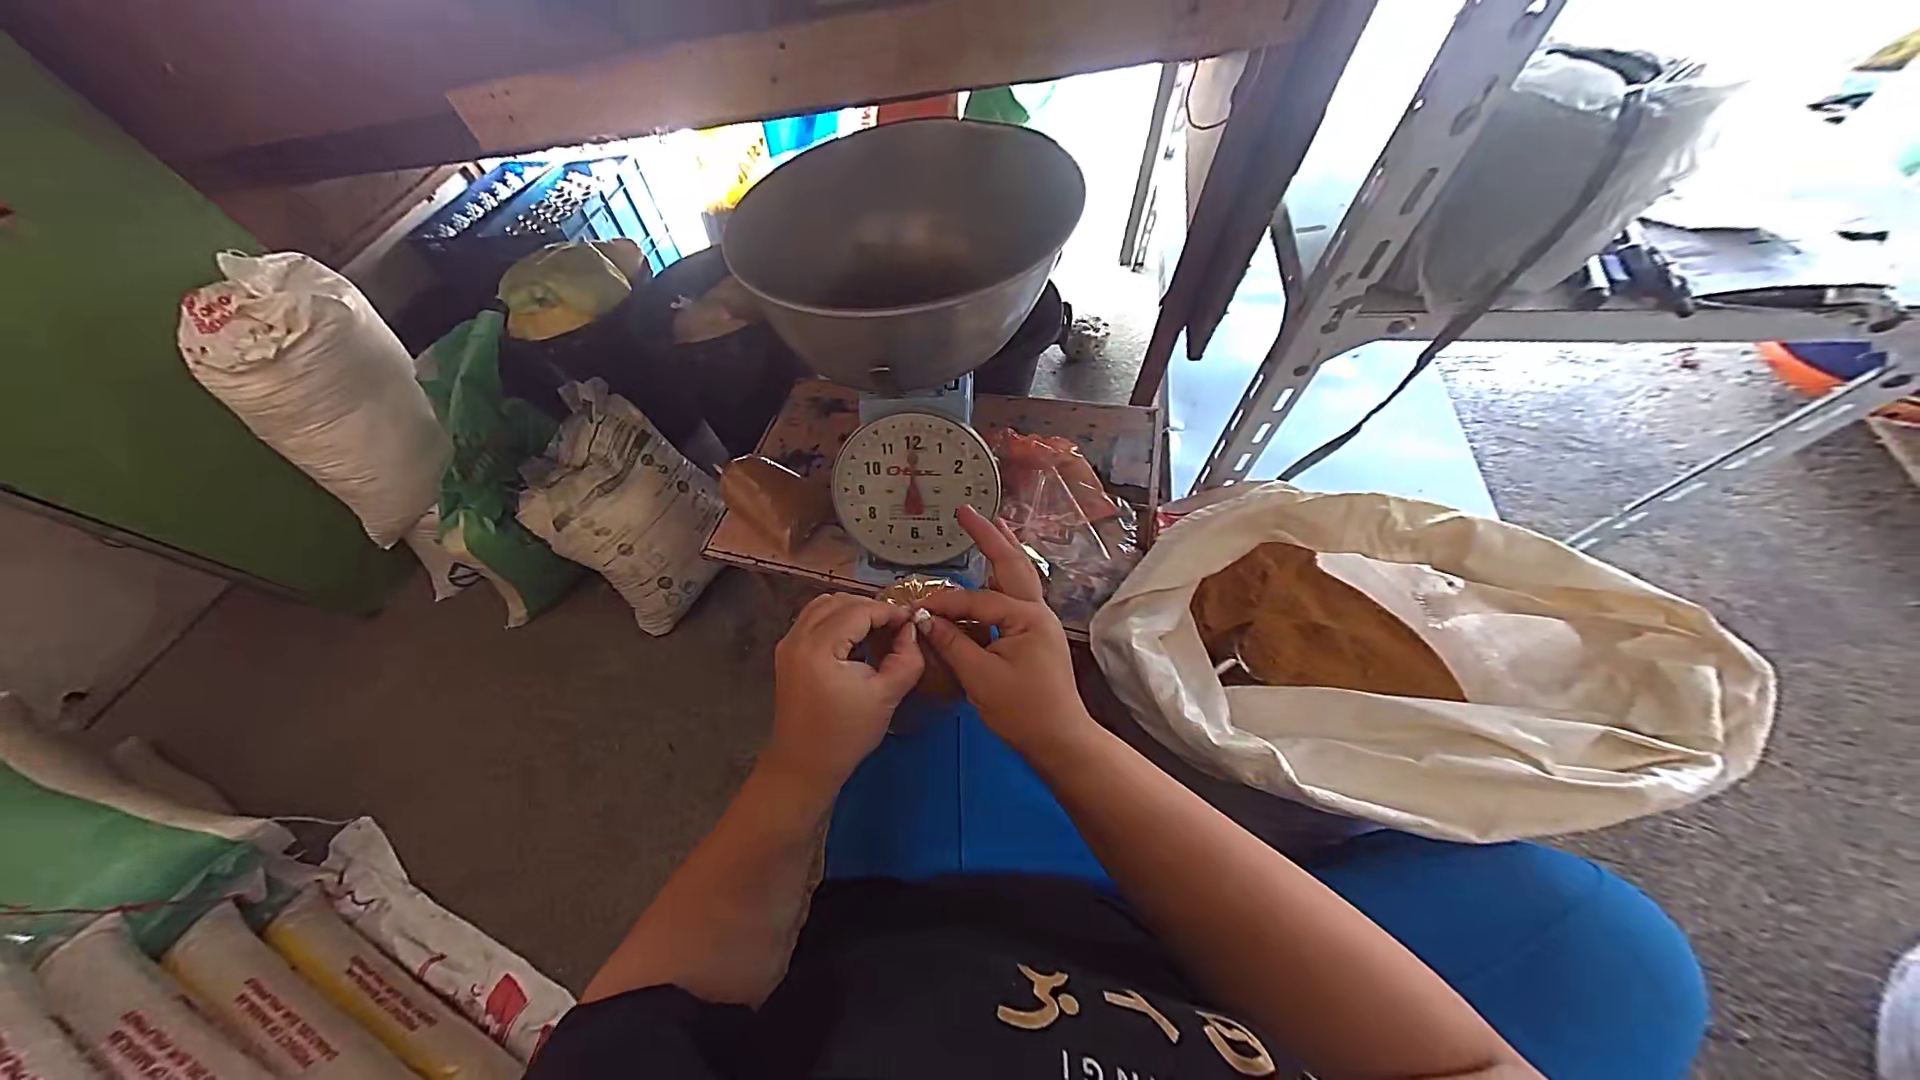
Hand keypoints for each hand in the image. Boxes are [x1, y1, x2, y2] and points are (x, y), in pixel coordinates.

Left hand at [767, 593, 924, 790]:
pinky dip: (838, 619)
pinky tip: (858, 638)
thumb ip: (906, 658)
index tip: (911, 621)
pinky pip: (814, 619)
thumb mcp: (886, 696)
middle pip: (840, 601)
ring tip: (879, 629)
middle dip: (872, 608)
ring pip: (824, 605)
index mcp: (818, 648)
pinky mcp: (787, 652)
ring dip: (853, 610)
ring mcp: (788, 644)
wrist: (803, 765)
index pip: (858, 611)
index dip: (889, 611)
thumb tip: (911, 630)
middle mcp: (797, 638)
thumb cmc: (845, 735)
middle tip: (897, 626)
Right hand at [916, 506, 1098, 758]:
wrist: (1060, 739)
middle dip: (990, 536)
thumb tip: (921, 618)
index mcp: (1027, 617)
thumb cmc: (1023, 711)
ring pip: (1019, 577)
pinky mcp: (1034, 635)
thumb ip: (951, 643)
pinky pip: (1016, 596)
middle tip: (968, 511)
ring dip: (1003, 551)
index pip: (977, 601)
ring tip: (990, 525)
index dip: (945, 605)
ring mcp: (1039, 622)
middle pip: (1012, 564)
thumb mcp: (980, 677)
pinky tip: (994, 572)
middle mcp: (1037, 612)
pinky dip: (1003, 579)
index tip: (917, 611)